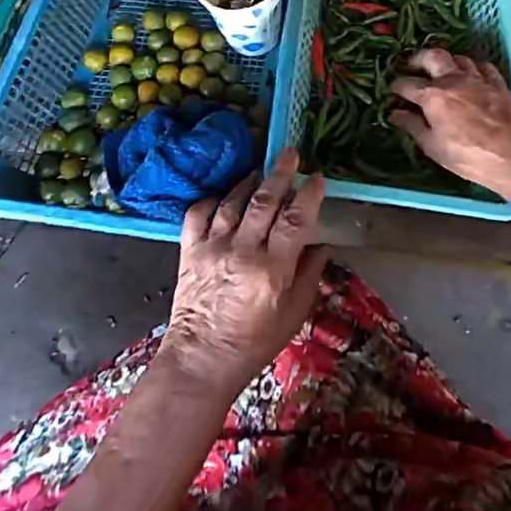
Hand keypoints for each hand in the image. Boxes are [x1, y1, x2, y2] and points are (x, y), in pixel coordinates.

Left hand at [161, 149, 329, 397]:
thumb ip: (309, 276)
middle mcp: (241, 251)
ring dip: (248, 183)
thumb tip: (322, 243)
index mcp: (271, 270)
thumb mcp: (292, 315)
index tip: (317, 178)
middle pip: (264, 202)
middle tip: (289, 153)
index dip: (308, 196)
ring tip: (260, 171)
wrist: (202, 357)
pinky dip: (212, 200)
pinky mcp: (189, 249)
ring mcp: (212, 247)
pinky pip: (198, 213)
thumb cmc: (254, 343)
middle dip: (279, 173)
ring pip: (232, 202)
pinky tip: (223, 196)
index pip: (295, 221)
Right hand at [390, 48, 510, 190]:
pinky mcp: (500, 85)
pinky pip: (484, 67)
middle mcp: (454, 80)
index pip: (406, 84)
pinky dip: (474, 67)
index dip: (395, 86)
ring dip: (447, 62)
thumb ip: (413, 126)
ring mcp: (479, 80)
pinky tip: (473, 75)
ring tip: (442, 71)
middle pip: (433, 56)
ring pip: (460, 58)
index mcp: (433, 96)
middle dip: (418, 58)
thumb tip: (395, 113)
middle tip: (411, 66)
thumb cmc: (470, 156)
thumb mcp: (434, 147)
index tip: (391, 91)